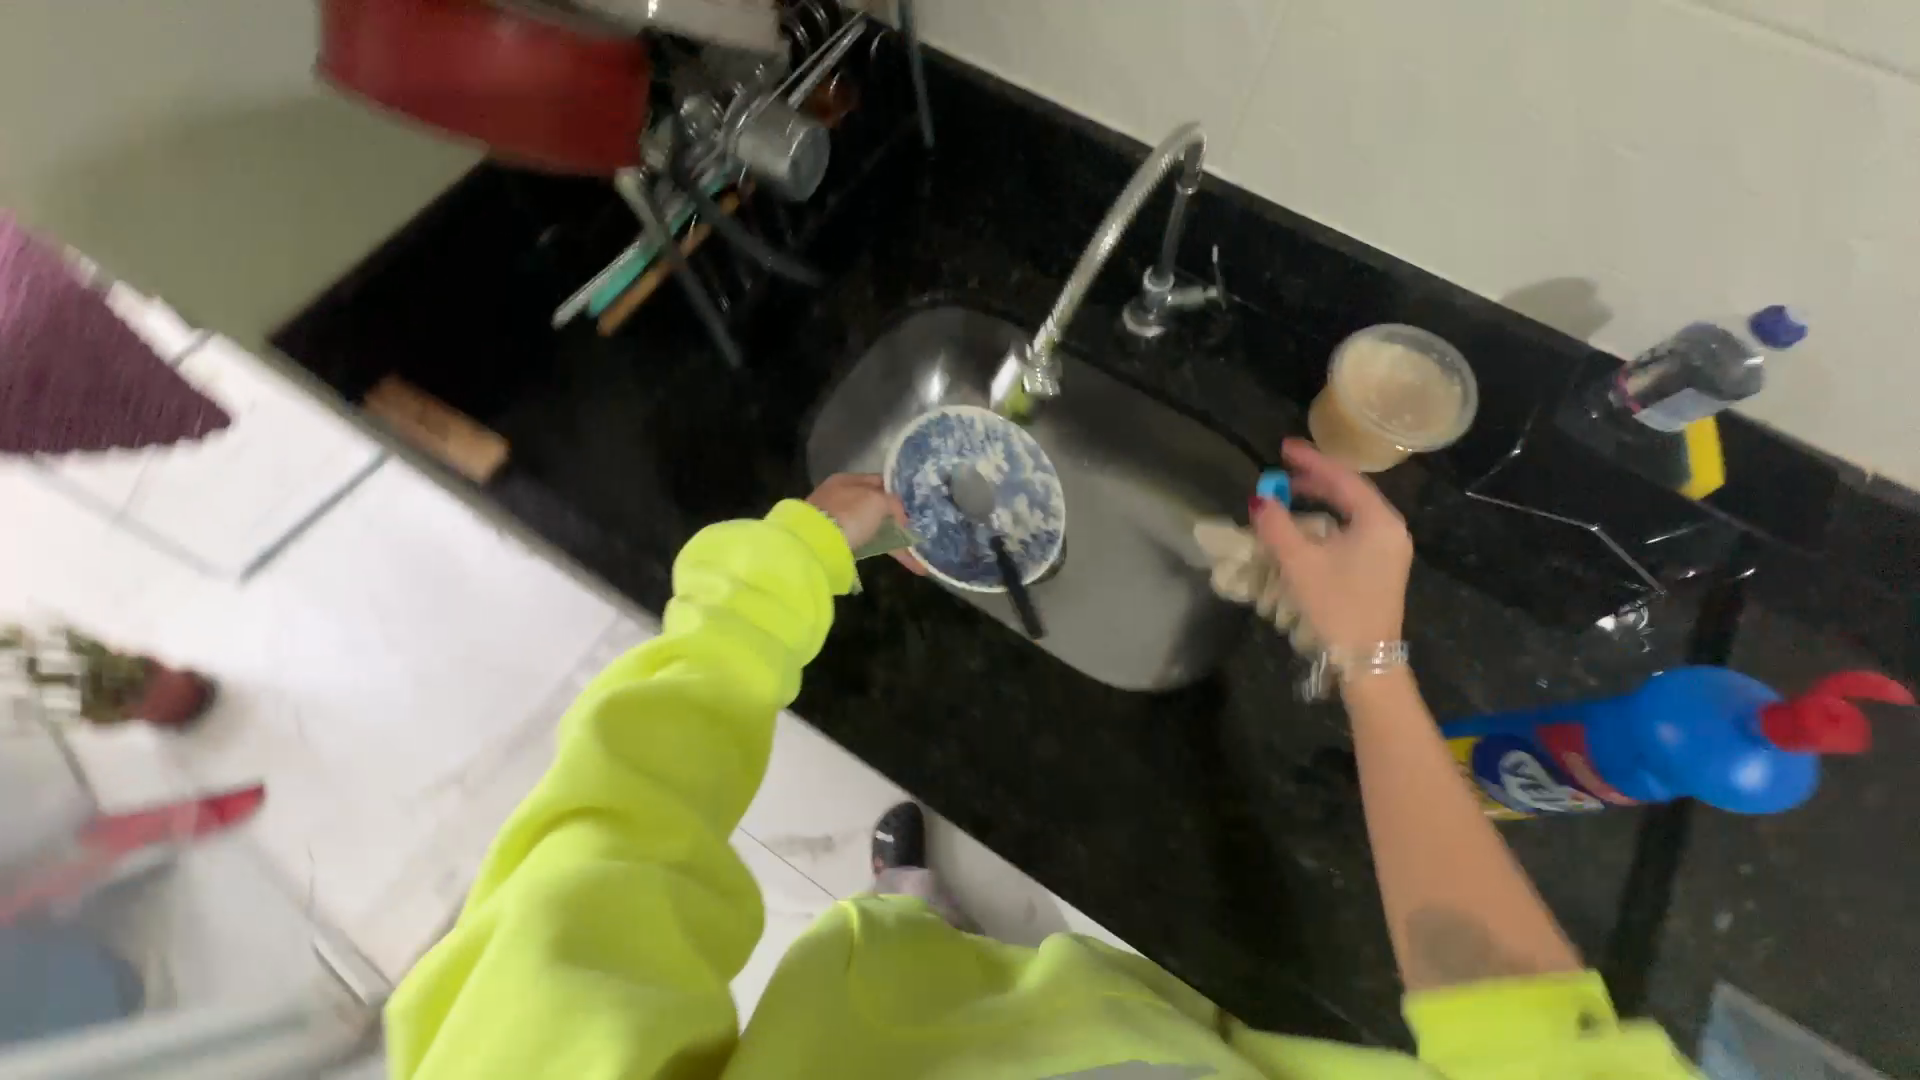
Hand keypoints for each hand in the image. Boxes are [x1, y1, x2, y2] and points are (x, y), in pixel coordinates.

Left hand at [806, 473, 925, 574]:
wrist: (816, 544)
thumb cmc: (849, 514)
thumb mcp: (877, 500)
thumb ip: (893, 503)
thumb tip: (902, 516)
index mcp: (848, 480)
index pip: (879, 481)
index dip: (898, 492)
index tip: (915, 504)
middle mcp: (840, 497)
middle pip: (876, 506)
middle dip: (897, 519)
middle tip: (918, 528)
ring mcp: (837, 521)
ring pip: (873, 527)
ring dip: (894, 539)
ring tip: (917, 553)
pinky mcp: (837, 543)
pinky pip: (868, 544)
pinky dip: (885, 551)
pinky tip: (907, 563)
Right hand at [1250, 438, 1411, 651]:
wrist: (1367, 657)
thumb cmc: (1336, 605)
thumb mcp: (1300, 563)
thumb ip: (1277, 526)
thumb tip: (1258, 500)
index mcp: (1378, 521)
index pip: (1342, 478)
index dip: (1310, 460)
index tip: (1283, 447)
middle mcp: (1390, 528)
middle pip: (1350, 491)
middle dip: (1315, 479)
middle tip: (1282, 471)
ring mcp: (1389, 548)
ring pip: (1352, 510)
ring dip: (1321, 500)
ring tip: (1290, 494)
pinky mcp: (1381, 565)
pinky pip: (1354, 528)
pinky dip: (1329, 519)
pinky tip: (1308, 526)